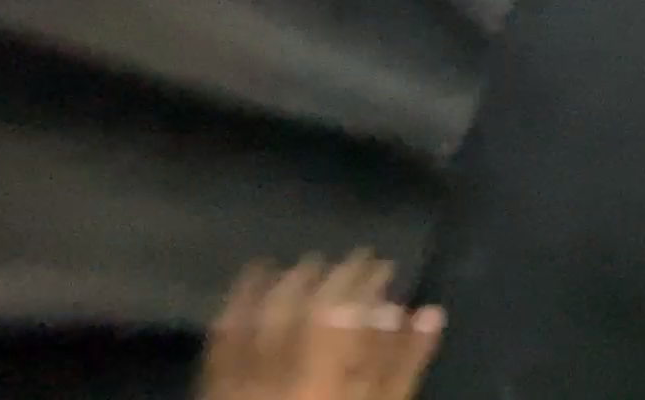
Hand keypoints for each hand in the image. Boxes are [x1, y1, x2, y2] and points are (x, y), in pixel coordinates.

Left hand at [200, 251, 444, 399]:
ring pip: (249, 327)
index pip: (343, 312)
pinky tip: (240, 304)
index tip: (382, 263)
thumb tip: (427, 312)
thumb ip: (402, 366)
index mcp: (321, 382)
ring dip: (269, 290)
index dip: (363, 280)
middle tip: (346, 258)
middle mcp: (275, 380)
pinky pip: (217, 353)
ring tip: (287, 266)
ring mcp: (237, 393)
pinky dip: (231, 320)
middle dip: (324, 278)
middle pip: (297, 313)